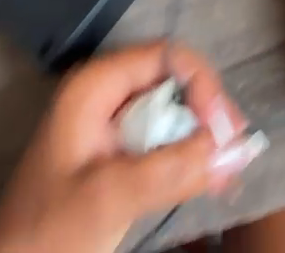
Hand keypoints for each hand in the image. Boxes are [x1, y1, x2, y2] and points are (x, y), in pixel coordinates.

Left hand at [0, 42, 262, 252]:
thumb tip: (225, 148)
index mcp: (95, 86)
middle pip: (173, 82)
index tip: (222, 127)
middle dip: (207, 113)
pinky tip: (213, 180)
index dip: (200, 83)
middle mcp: (107, 95)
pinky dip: (191, 157)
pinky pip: (164, 141)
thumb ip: (166, 170)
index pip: (164, 57)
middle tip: (235, 150)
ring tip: (230, 172)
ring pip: (173, 113)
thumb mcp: (108, 196)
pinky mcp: (119, 153)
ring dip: (204, 138)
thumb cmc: (49, 227)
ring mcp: (113, 124)